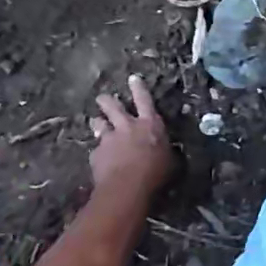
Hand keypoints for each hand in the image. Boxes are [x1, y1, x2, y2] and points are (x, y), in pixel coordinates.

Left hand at [88, 75, 172, 199]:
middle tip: (102, 98)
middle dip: (107, 100)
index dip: (139, 88)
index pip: (144, 100)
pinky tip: (99, 158)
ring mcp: (109, 139)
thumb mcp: (170, 161)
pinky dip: (98, 151)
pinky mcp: (97, 153)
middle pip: (114, 106)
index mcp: (150, 124)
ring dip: (98, 122)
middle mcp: (128, 126)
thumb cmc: (156, 173)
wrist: (127, 187)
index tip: (132, 78)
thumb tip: (169, 151)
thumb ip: (166, 152)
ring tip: (95, 122)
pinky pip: (96, 149)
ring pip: (99, 124)